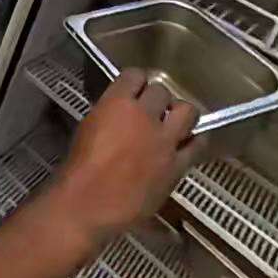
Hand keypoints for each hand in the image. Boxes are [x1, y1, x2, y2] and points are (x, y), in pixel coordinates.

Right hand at [51, 69, 205, 241]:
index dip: (136, 81)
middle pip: (161, 90)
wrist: (90, 203)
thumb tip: (124, 111)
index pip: (135, 75)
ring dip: (179, 113)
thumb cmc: (80, 166)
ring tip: (173, 122)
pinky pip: (196, 145)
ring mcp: (164, 141)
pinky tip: (185, 144)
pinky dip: (193, 140)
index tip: (135, 89)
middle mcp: (145, 115)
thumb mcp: (90, 125)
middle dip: (156, 98)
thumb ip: (111, 112)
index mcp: (118, 102)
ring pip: (187, 111)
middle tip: (151, 110)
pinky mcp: (177, 165)